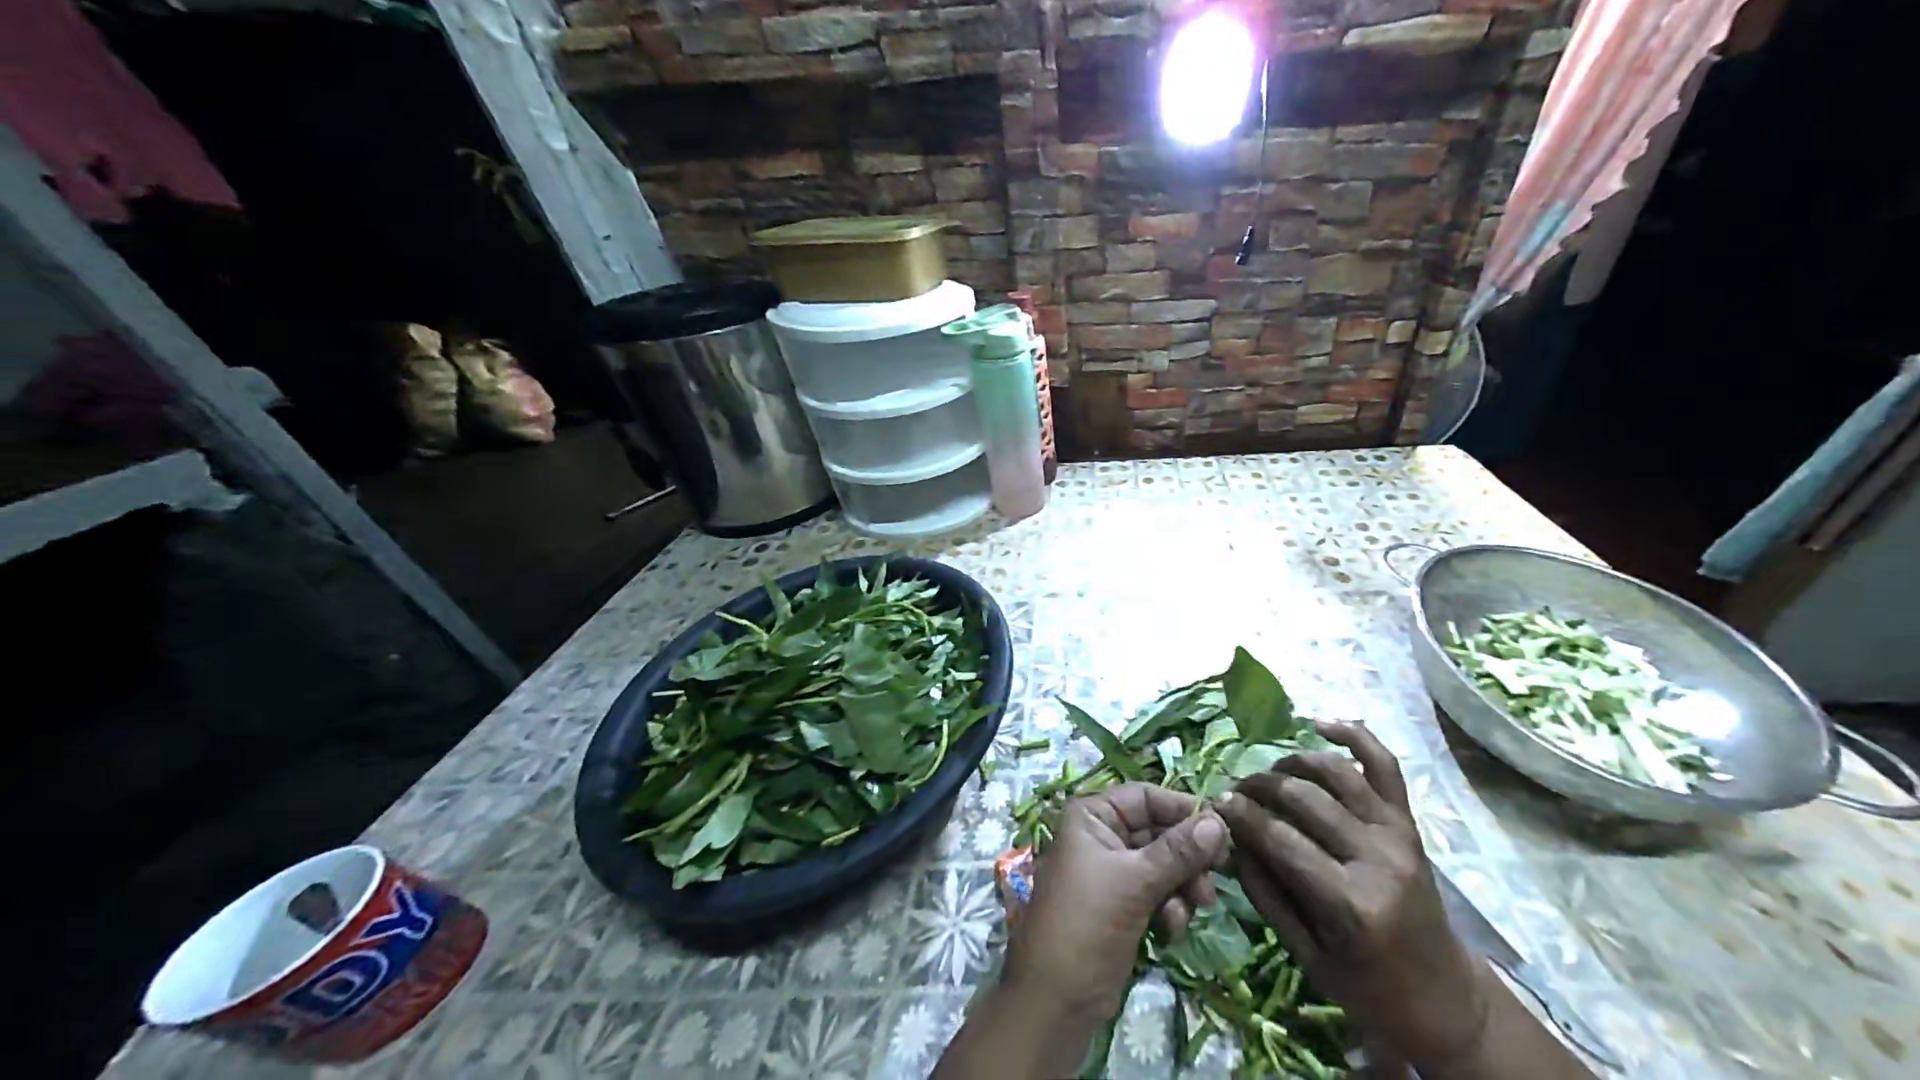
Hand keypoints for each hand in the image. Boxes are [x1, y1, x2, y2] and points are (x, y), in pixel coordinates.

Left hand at [1004, 783, 1228, 1018]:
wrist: (1058, 997)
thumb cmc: (1087, 922)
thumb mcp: (1135, 882)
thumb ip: (1179, 851)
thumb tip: (1218, 822)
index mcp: (1091, 816)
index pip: (1145, 797)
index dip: (1182, 810)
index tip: (1222, 830)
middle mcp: (1101, 836)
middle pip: (1159, 830)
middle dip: (1188, 856)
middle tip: (1218, 875)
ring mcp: (1112, 871)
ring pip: (1165, 864)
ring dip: (1183, 886)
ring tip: (1194, 908)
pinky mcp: (1123, 904)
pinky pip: (1159, 892)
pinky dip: (1171, 907)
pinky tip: (1171, 929)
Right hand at [1215, 722, 1490, 1070]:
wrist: (1445, 998)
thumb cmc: (1368, 987)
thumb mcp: (1304, 953)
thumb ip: (1264, 891)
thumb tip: (1229, 838)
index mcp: (1351, 903)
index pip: (1280, 838)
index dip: (1240, 814)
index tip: (1214, 801)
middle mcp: (1379, 859)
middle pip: (1303, 798)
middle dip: (1258, 786)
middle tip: (1234, 790)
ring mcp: (1400, 836)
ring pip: (1336, 773)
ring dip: (1292, 762)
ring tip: (1268, 772)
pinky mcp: (1410, 825)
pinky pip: (1385, 766)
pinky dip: (1354, 736)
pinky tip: (1320, 723)